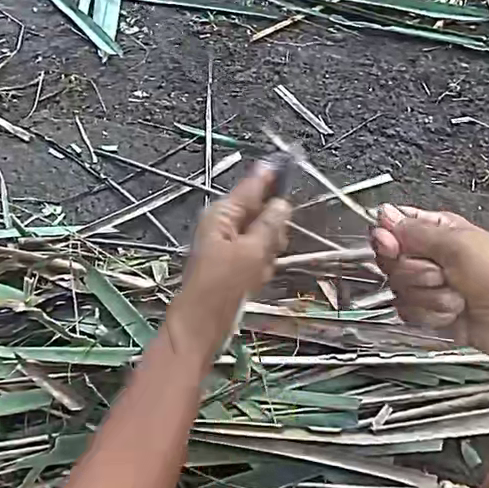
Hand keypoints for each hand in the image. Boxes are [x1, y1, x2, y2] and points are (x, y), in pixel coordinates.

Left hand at [167, 163, 292, 360]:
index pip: (251, 186)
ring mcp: (228, 244)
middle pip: (261, 213)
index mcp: (223, 214)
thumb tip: (282, 203)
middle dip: (272, 229)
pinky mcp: (233, 264)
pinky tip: (256, 279)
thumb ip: (270, 225)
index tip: (286, 162)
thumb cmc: (222, 285)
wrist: (202, 325)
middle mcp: (224, 224)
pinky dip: (261, 266)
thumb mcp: (252, 251)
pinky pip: (257, 256)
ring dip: (268, 251)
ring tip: (259, 269)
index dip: (270, 176)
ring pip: (263, 237)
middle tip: (271, 247)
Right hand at [369, 205, 488, 360]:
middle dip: (415, 272)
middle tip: (440, 273)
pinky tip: (453, 310)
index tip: (393, 247)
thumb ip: (414, 230)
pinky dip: (431, 314)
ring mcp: (428, 284)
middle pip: (391, 261)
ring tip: (455, 294)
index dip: (388, 239)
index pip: (393, 227)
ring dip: (428, 296)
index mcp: (436, 230)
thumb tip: (385, 214)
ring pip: (399, 288)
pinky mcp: (428, 310)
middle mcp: (429, 255)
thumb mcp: (456, 243)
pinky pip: (409, 311)